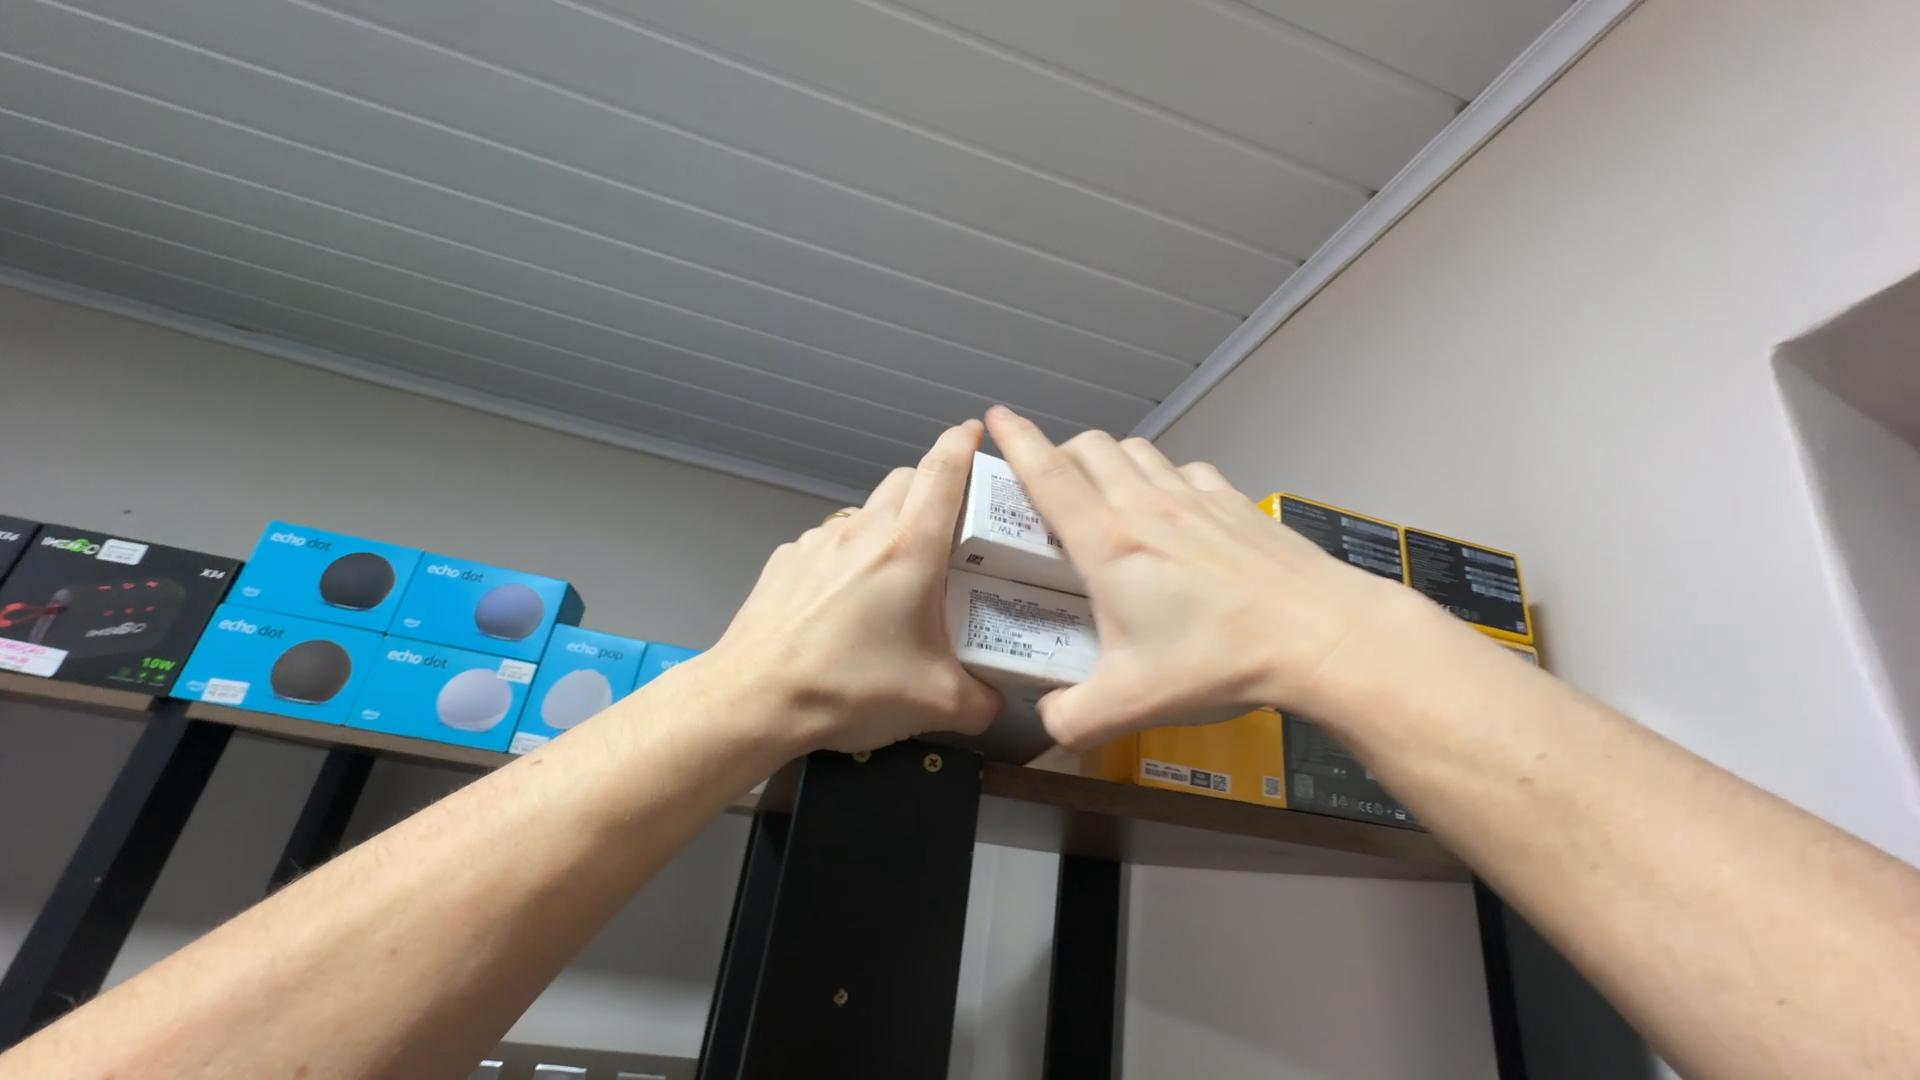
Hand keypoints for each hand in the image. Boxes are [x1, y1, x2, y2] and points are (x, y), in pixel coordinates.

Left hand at [701, 421, 999, 753]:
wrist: (754, 699)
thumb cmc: (850, 688)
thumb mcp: (936, 703)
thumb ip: (984, 700)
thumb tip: (1000, 703)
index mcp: (909, 549)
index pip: (943, 471)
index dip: (964, 443)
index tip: (976, 431)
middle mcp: (863, 531)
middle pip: (906, 479)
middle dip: (933, 486)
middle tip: (952, 524)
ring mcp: (817, 541)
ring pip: (866, 510)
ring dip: (890, 524)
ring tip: (897, 573)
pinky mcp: (786, 560)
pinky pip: (829, 541)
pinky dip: (848, 555)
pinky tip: (845, 601)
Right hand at [985, 406, 1409, 748]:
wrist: (1322, 637)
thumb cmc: (1222, 660)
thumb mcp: (1130, 704)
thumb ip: (1071, 718)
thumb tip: (1047, 719)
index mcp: (1108, 543)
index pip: (1047, 474)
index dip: (1015, 440)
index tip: (995, 417)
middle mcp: (1146, 506)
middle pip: (1090, 447)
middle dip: (1059, 453)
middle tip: (1051, 485)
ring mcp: (1195, 497)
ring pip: (1137, 450)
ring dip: (1110, 461)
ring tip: (1107, 495)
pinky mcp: (1235, 502)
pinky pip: (1186, 470)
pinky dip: (1165, 477)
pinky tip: (1174, 510)